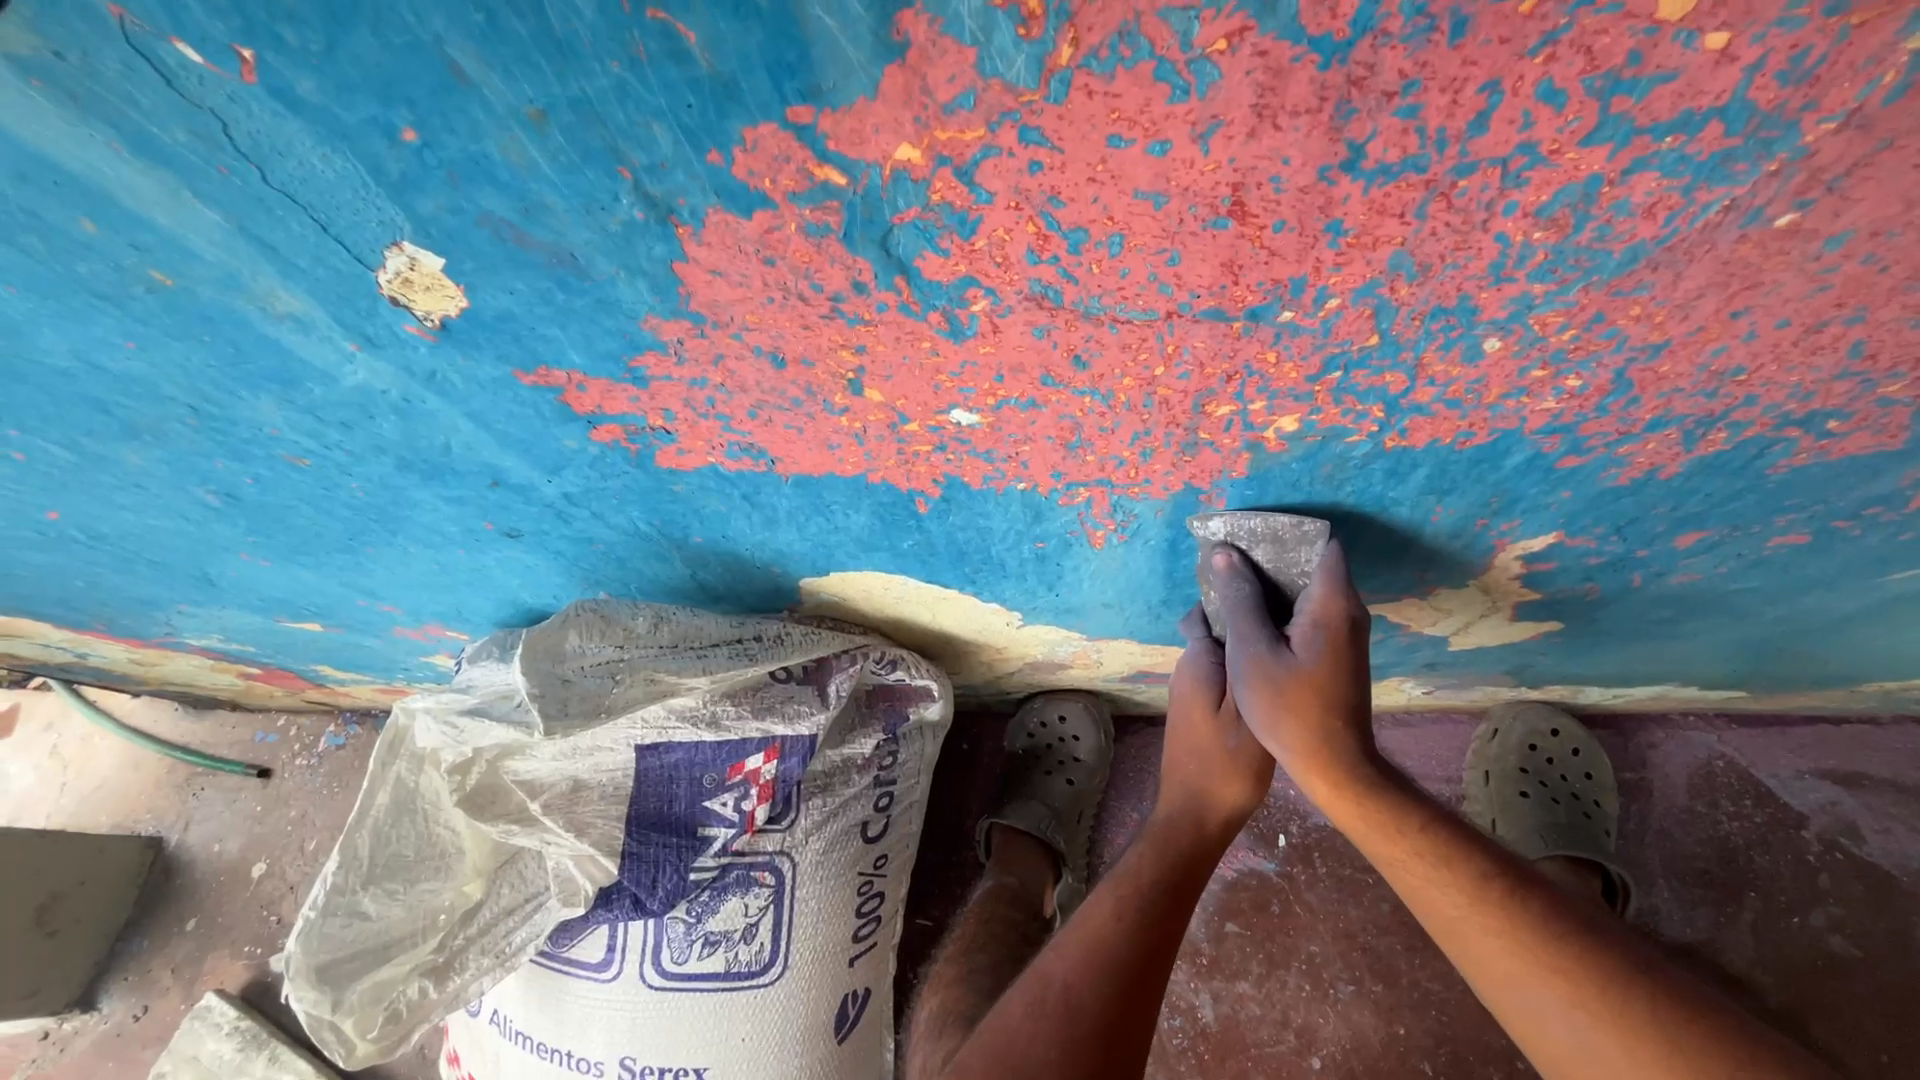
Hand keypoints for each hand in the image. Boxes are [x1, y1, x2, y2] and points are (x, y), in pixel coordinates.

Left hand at [1153, 605, 1275, 839]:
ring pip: (1224, 651)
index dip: (1237, 590)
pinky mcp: (1198, 708)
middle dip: (1249, 615)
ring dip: (1250, 643)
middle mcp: (1188, 667)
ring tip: (1294, 640)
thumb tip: (1237, 609)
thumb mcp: (1246, 708)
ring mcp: (1190, 689)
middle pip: (1219, 627)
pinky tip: (1276, 675)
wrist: (1198, 813)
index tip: (1274, 583)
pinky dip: (1246, 667)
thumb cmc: (1228, 763)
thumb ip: (1243, 657)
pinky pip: (1223, 673)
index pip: (1211, 607)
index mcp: (1197, 658)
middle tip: (1296, 613)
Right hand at [1203, 539, 1383, 805]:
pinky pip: (1309, 612)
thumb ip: (1238, 599)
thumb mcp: (1251, 651)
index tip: (1246, 536)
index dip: (1283, 533)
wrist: (1332, 765)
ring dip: (1272, 585)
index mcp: (1332, 602)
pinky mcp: (1338, 651)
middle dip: (1268, 558)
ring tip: (1229, 586)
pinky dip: (1281, 607)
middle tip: (1226, 562)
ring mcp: (1346, 632)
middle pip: (1311, 564)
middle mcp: (1348, 610)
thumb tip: (1225, 553)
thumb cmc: (1289, 709)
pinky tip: (1249, 619)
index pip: (1319, 543)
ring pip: (1308, 590)